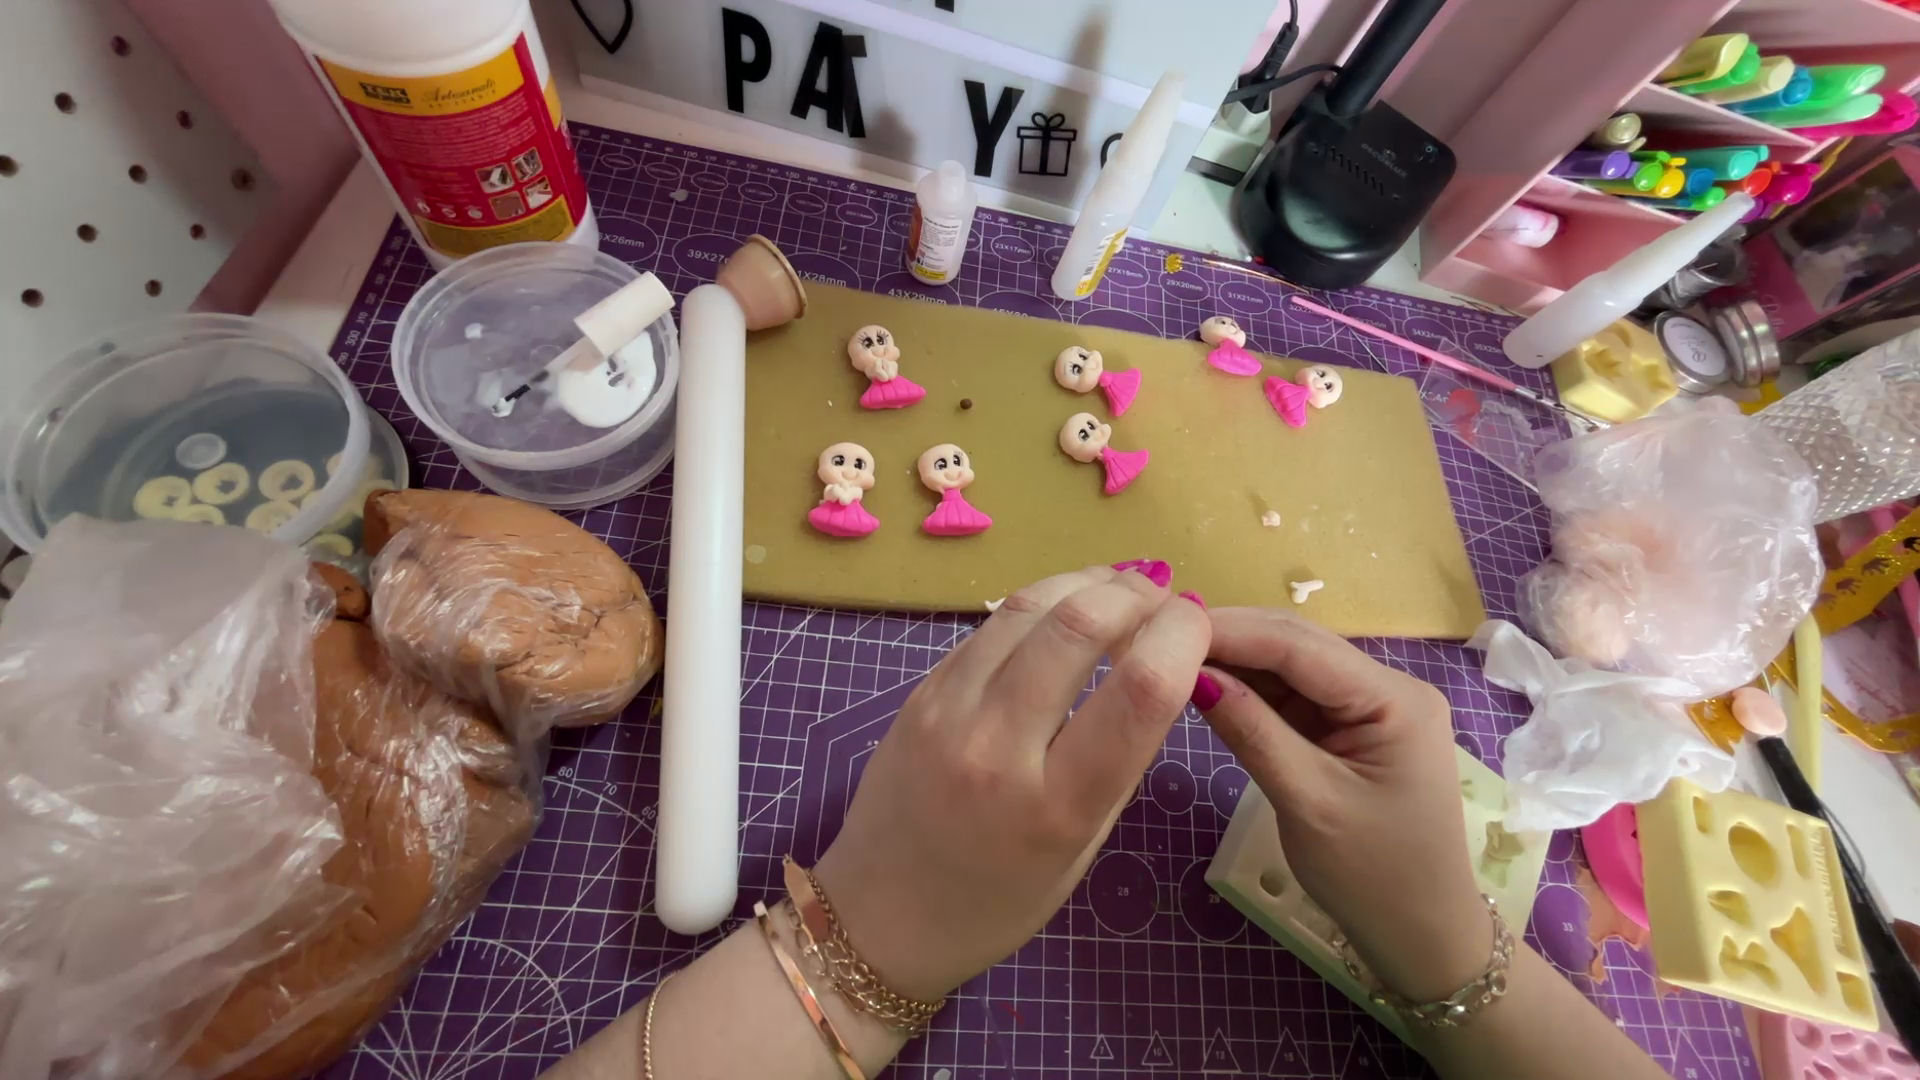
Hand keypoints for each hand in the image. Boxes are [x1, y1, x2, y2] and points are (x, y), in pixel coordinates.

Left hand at [812, 566, 1209, 998]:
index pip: (1140, 690)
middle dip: (1133, 594)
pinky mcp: (920, 690)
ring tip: (1117, 586)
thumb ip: (1120, 756)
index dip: (1181, 634)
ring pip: (1027, 607)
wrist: (880, 911)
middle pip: (1078, 626)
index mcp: (1056, 807)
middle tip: (1160, 595)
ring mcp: (948, 710)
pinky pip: (989, 627)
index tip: (1196, 621)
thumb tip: (1156, 664)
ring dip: (1085, 583)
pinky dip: (1038, 603)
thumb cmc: (998, 899)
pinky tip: (1062, 606)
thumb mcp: (1082, 845)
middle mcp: (996, 746)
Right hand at [1196, 608, 1490, 1001]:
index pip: (1300, 646)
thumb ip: (1251, 730)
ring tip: (1172, 653)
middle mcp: (1384, 686)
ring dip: (1232, 657)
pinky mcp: (1342, 721)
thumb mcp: (1307, 801)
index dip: (1232, 632)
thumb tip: (1192, 674)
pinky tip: (1205, 679)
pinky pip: (1286, 689)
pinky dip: (1244, 684)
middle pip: (1294, 642)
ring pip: (1286, 661)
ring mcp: (1363, 702)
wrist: (1418, 935)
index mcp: (1394, 699)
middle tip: (1158, 635)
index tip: (1166, 627)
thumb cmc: (1373, 876)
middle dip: (1228, 636)